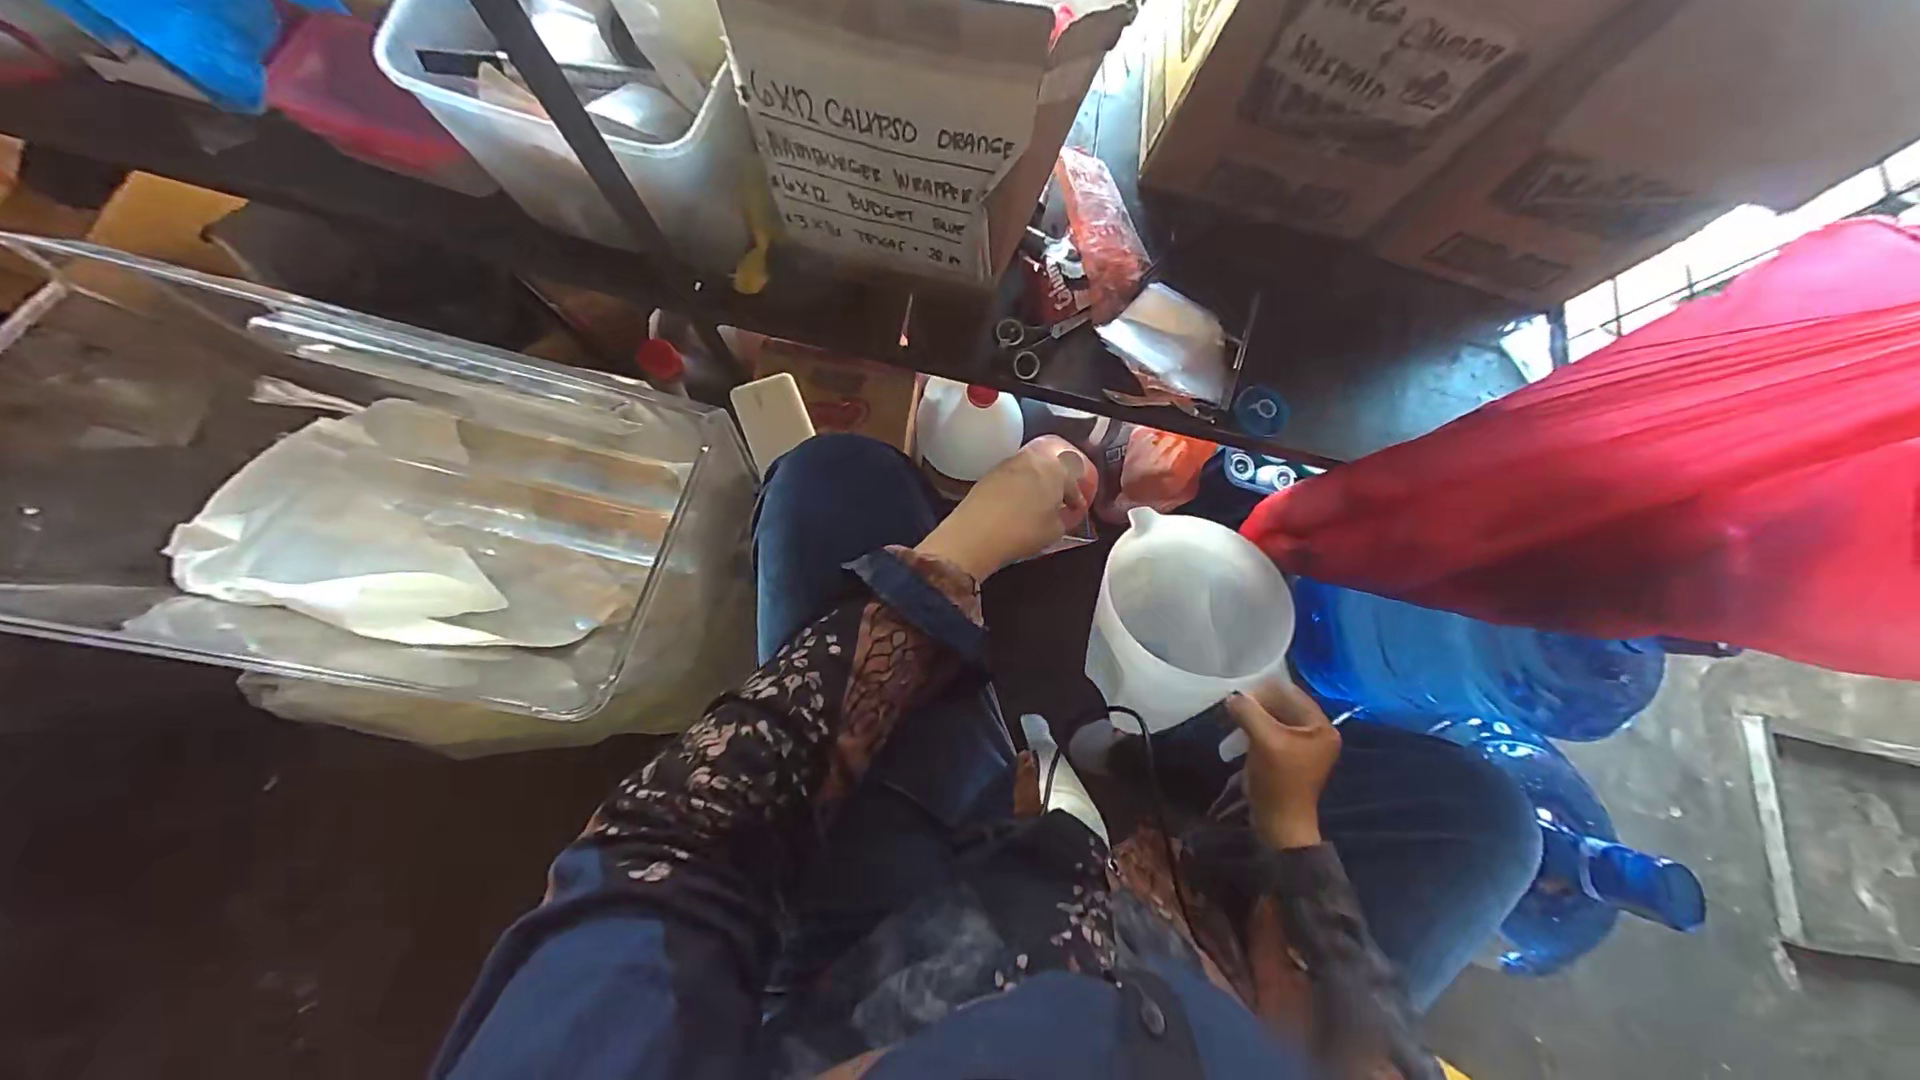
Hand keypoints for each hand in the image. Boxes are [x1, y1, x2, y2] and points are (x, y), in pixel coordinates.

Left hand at [914, 435, 1095, 579]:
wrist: (976, 533)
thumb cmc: (1022, 530)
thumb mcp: (1055, 530)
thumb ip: (1066, 518)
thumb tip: (1065, 514)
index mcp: (1055, 468)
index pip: (1074, 478)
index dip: (1077, 497)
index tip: (1076, 510)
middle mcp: (1032, 459)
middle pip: (1052, 466)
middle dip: (1058, 483)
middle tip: (1060, 502)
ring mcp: (1008, 464)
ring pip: (1031, 468)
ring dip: (1038, 482)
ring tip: (1038, 504)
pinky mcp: (989, 473)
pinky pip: (1013, 476)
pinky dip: (1019, 486)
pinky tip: (1017, 504)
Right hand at [1226, 678, 1341, 850]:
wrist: (1279, 822)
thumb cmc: (1277, 780)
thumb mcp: (1263, 740)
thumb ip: (1247, 711)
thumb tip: (1233, 696)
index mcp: (1321, 727)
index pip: (1290, 693)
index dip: (1262, 690)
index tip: (1236, 695)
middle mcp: (1318, 732)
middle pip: (1283, 704)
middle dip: (1257, 703)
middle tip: (1232, 706)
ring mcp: (1305, 744)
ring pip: (1275, 717)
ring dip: (1253, 715)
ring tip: (1233, 719)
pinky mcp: (1291, 754)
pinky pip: (1272, 730)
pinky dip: (1255, 727)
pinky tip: (1239, 731)